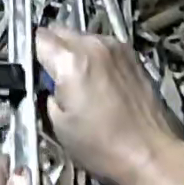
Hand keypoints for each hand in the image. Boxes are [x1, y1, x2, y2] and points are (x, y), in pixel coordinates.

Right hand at [36, 26, 178, 184]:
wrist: (151, 153)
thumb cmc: (103, 146)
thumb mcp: (60, 125)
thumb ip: (46, 93)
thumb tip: (46, 81)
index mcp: (70, 60)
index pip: (38, 38)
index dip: (32, 53)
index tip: (34, 68)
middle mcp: (91, 44)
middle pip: (59, 31)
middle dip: (52, 49)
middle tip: (55, 77)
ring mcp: (113, 45)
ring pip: (81, 37)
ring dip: (74, 51)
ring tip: (81, 82)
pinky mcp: (129, 52)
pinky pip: (101, 45)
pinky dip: (94, 56)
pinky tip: (100, 81)